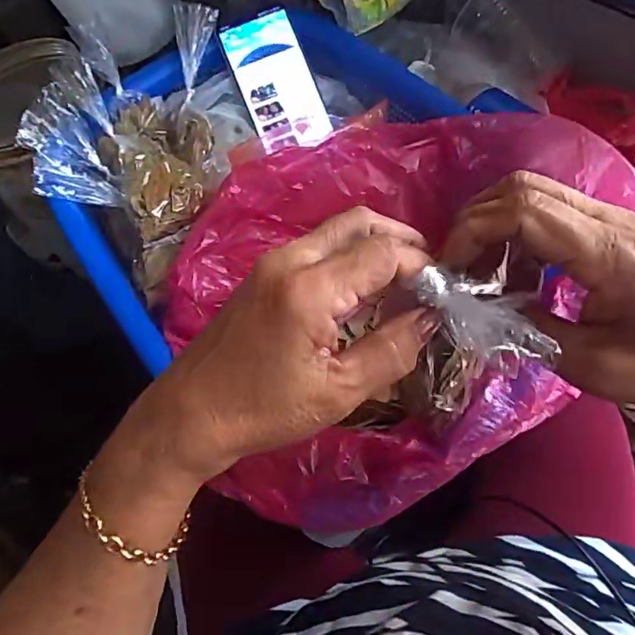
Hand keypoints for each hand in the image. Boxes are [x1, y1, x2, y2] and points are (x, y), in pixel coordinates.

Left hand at [116, 207, 438, 483]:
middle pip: (359, 223)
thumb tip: (429, 317)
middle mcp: (290, 260)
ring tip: (404, 282)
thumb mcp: (338, 392)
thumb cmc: (264, 409)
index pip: (383, 252)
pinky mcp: (263, 273)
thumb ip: (391, 350)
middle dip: (402, 240)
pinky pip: (317, 248)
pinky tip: (364, 290)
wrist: (192, 411)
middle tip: (430, 273)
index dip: (421, 266)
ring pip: (336, 231)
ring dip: (374, 245)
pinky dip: (348, 256)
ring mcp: (272, 262)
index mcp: (310, 288)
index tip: (442, 293)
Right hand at [442, 172, 634, 426]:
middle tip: (460, 268)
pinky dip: (523, 238)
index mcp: (611, 251)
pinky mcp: (622, 233)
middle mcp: (615, 222)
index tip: (450, 270)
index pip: (521, 209)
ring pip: (538, 196)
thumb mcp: (593, 366)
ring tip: (488, 278)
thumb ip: (531, 331)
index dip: (472, 231)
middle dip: (476, 222)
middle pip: (524, 188)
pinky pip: (557, 216)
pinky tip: (523, 278)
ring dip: (498, 228)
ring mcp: (622, 222)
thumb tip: (488, 308)